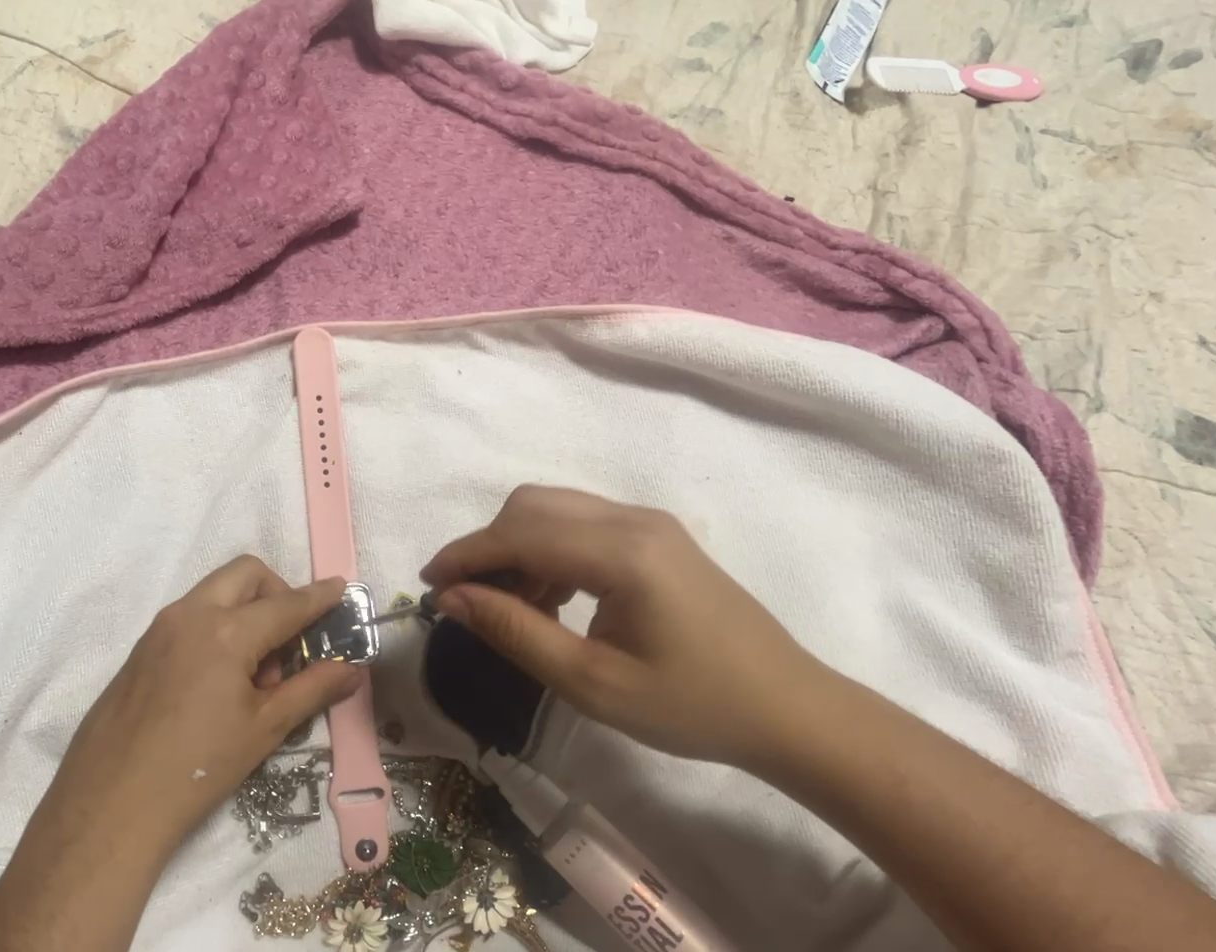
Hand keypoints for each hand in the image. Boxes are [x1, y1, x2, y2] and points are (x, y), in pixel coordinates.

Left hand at [43, 557, 365, 852]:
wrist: (111, 801)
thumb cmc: (198, 767)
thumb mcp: (265, 729)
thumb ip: (312, 690)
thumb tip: (352, 669)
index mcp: (227, 631)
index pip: (287, 604)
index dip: (320, 598)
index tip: (342, 590)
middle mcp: (192, 613)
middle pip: (247, 573)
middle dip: (278, 591)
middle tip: (292, 638)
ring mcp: (161, 626)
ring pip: (216, 591)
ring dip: (247, 609)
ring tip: (258, 671)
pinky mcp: (143, 646)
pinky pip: (191, 614)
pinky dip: (218, 624)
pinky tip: (221, 680)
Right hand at [422, 485, 831, 768]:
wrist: (788, 709)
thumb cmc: (692, 706)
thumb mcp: (592, 684)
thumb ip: (516, 632)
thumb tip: (451, 599)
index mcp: (623, 552)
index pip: (519, 534)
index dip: (466, 556)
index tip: (427, 586)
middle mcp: (633, 519)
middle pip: (532, 506)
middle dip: (488, 546)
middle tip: (467, 601)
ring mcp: (648, 522)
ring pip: (554, 509)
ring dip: (517, 547)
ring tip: (510, 608)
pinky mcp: (655, 535)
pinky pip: (581, 523)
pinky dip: (548, 549)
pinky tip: (551, 599)